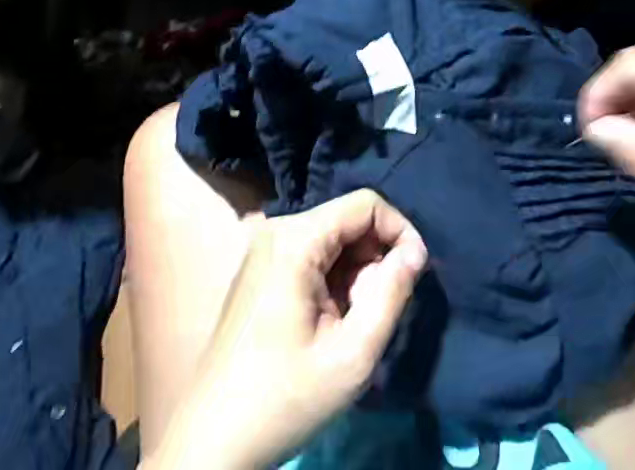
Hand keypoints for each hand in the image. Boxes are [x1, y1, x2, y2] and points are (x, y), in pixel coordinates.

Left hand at [150, 190, 427, 469]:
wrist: (218, 431)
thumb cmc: (286, 395)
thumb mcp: (352, 354)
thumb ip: (390, 294)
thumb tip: (416, 251)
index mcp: (294, 239)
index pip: (364, 203)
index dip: (399, 231)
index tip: (416, 274)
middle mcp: (276, 228)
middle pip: (347, 220)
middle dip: (375, 259)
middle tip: (376, 312)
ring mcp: (265, 246)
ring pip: (332, 239)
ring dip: (356, 274)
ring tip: (351, 324)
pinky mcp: (261, 265)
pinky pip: (312, 254)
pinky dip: (334, 279)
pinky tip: (330, 321)